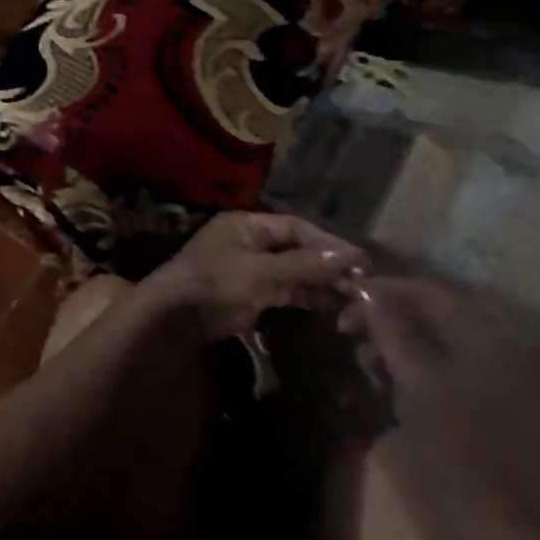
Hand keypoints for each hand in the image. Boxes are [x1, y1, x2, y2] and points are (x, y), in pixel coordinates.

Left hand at [150, 212, 367, 338]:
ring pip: (294, 271)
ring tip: (356, 299)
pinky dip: (307, 297)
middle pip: (297, 249)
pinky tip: (333, 307)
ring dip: (322, 283)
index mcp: (244, 225)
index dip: (329, 243)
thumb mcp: (261, 271)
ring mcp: (249, 268)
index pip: (296, 227)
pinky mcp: (251, 293)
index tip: (362, 262)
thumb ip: (305, 264)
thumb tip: (353, 254)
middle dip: (328, 265)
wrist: (175, 314)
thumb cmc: (213, 282)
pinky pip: (286, 290)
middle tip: (364, 285)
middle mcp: (248, 242)